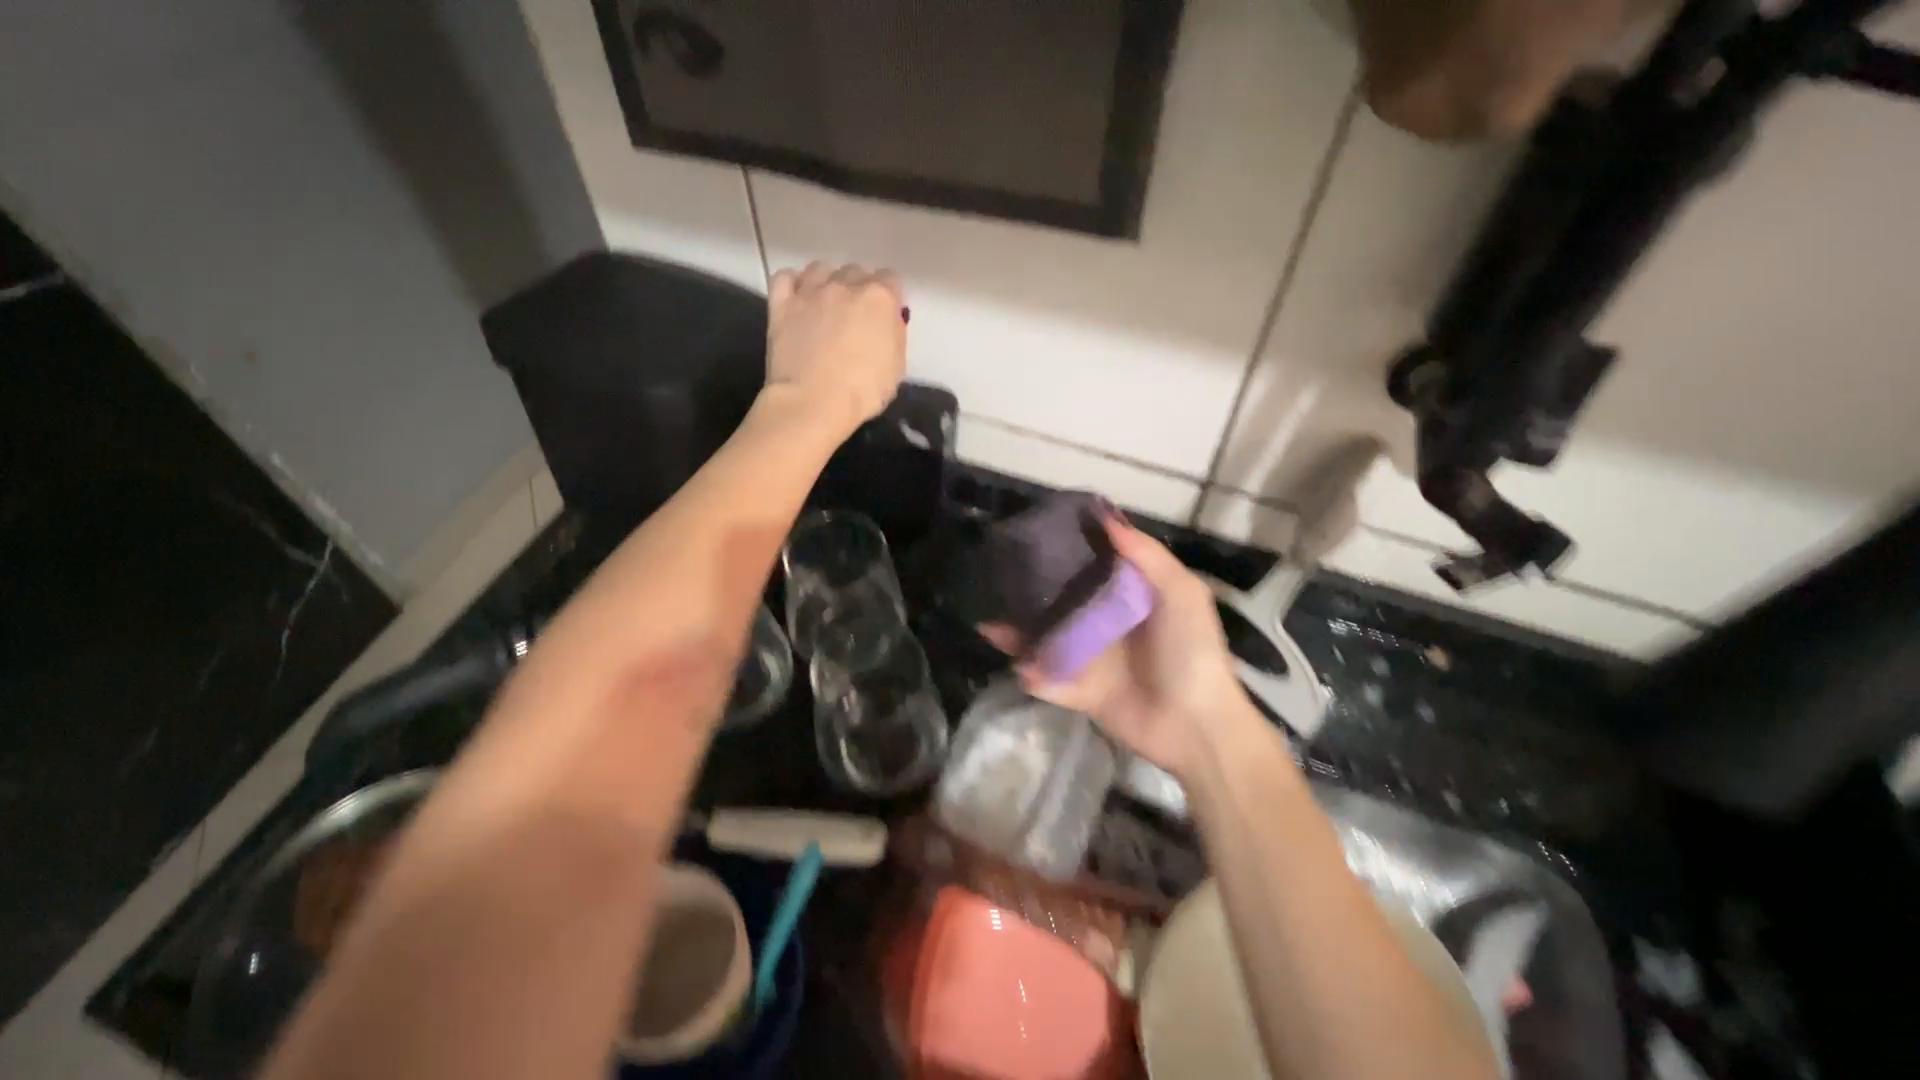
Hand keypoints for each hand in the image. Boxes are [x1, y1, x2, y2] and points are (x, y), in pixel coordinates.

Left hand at [765, 262, 906, 430]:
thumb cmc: (862, 392)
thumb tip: (888, 322)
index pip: (891, 280)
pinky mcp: (782, 304)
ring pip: (821, 269)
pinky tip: (798, 298)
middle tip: (855, 315)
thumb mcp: (896, 367)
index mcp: (880, 298)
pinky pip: (785, 277)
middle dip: (858, 288)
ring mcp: (810, 292)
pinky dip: (792, 283)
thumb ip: (894, 334)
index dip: (889, 297)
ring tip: (826, 303)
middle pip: (856, 272)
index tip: (886, 315)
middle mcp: (846, 285)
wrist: (812, 403)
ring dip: (827, 281)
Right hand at [983, 517, 1253, 779]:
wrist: (1195, 724)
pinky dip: (1033, 676)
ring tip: (988, 620)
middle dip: (1031, 591)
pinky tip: (1020, 666)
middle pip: (1062, 602)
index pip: (1094, 566)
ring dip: (1020, 634)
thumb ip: (1145, 554)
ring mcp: (1093, 660)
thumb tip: (1105, 515)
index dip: (1068, 549)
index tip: (1036, 530)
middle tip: (996, 575)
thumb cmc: (1190, 651)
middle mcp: (1107, 625)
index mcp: (1132, 598)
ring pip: (1047, 641)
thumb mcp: (1180, 592)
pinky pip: (1049, 681)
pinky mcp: (1082, 693)